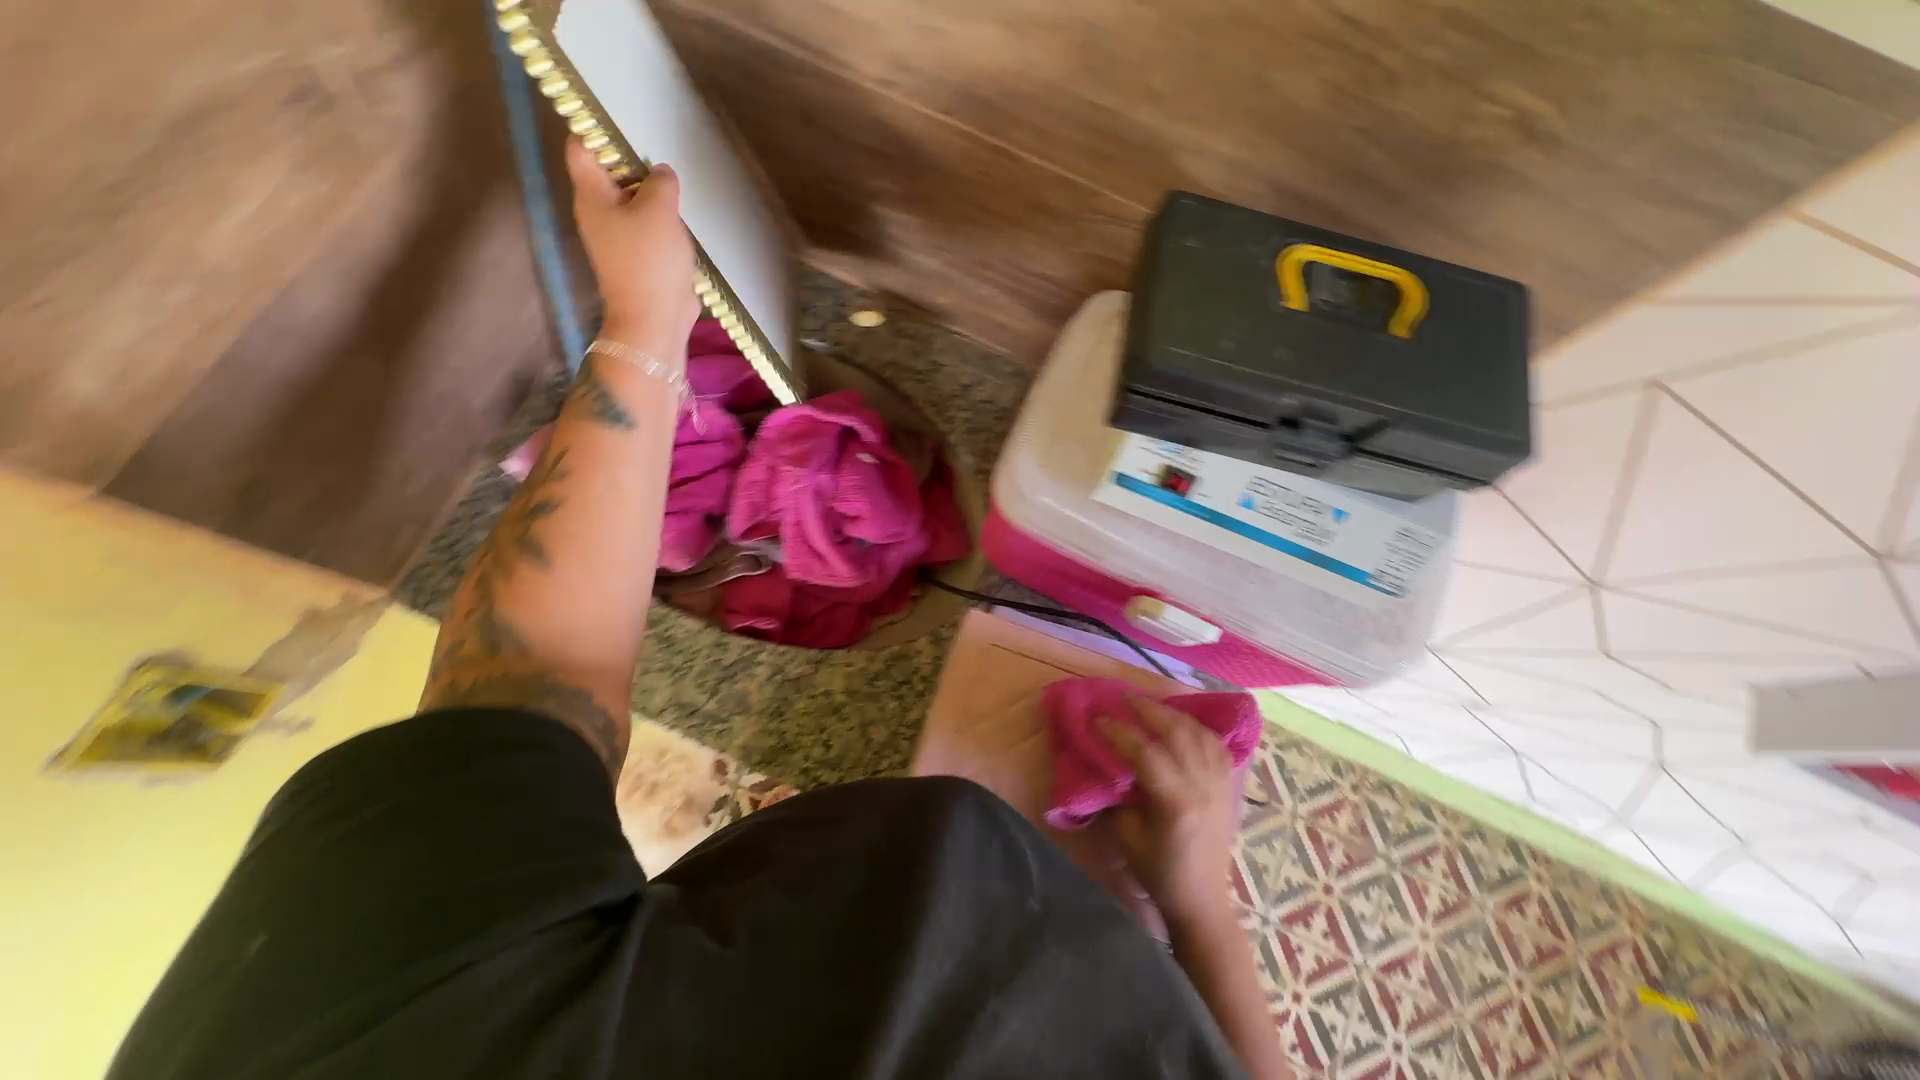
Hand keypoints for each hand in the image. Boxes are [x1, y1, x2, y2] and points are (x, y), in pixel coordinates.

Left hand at [565, 137, 700, 358]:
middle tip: (663, 151)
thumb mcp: (659, 210)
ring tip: (678, 181)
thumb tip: (662, 174)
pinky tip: (683, 214)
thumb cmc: (649, 260)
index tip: (626, 121)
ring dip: (653, 192)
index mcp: (591, 196)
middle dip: (634, 160)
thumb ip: (661, 182)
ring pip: (632, 199)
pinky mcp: (640, 256)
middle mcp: (599, 212)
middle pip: (609, 172)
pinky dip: (663, 217)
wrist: (654, 319)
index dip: (597, 129)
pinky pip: (648, 225)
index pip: (581, 147)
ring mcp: (619, 236)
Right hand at [1101, 695, 1237, 923]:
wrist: (1201, 900)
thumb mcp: (1127, 837)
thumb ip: (1120, 797)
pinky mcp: (1229, 787)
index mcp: (1175, 800)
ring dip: (1173, 713)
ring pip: (1199, 733)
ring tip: (1150, 704)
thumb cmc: (1159, 873)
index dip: (1119, 731)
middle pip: (1176, 731)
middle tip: (1124, 697)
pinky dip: (1198, 728)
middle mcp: (1202, 785)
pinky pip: (1216, 745)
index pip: (1144, 751)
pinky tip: (1183, 723)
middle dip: (1148, 709)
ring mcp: (1220, 784)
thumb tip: (1111, 769)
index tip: (1097, 718)